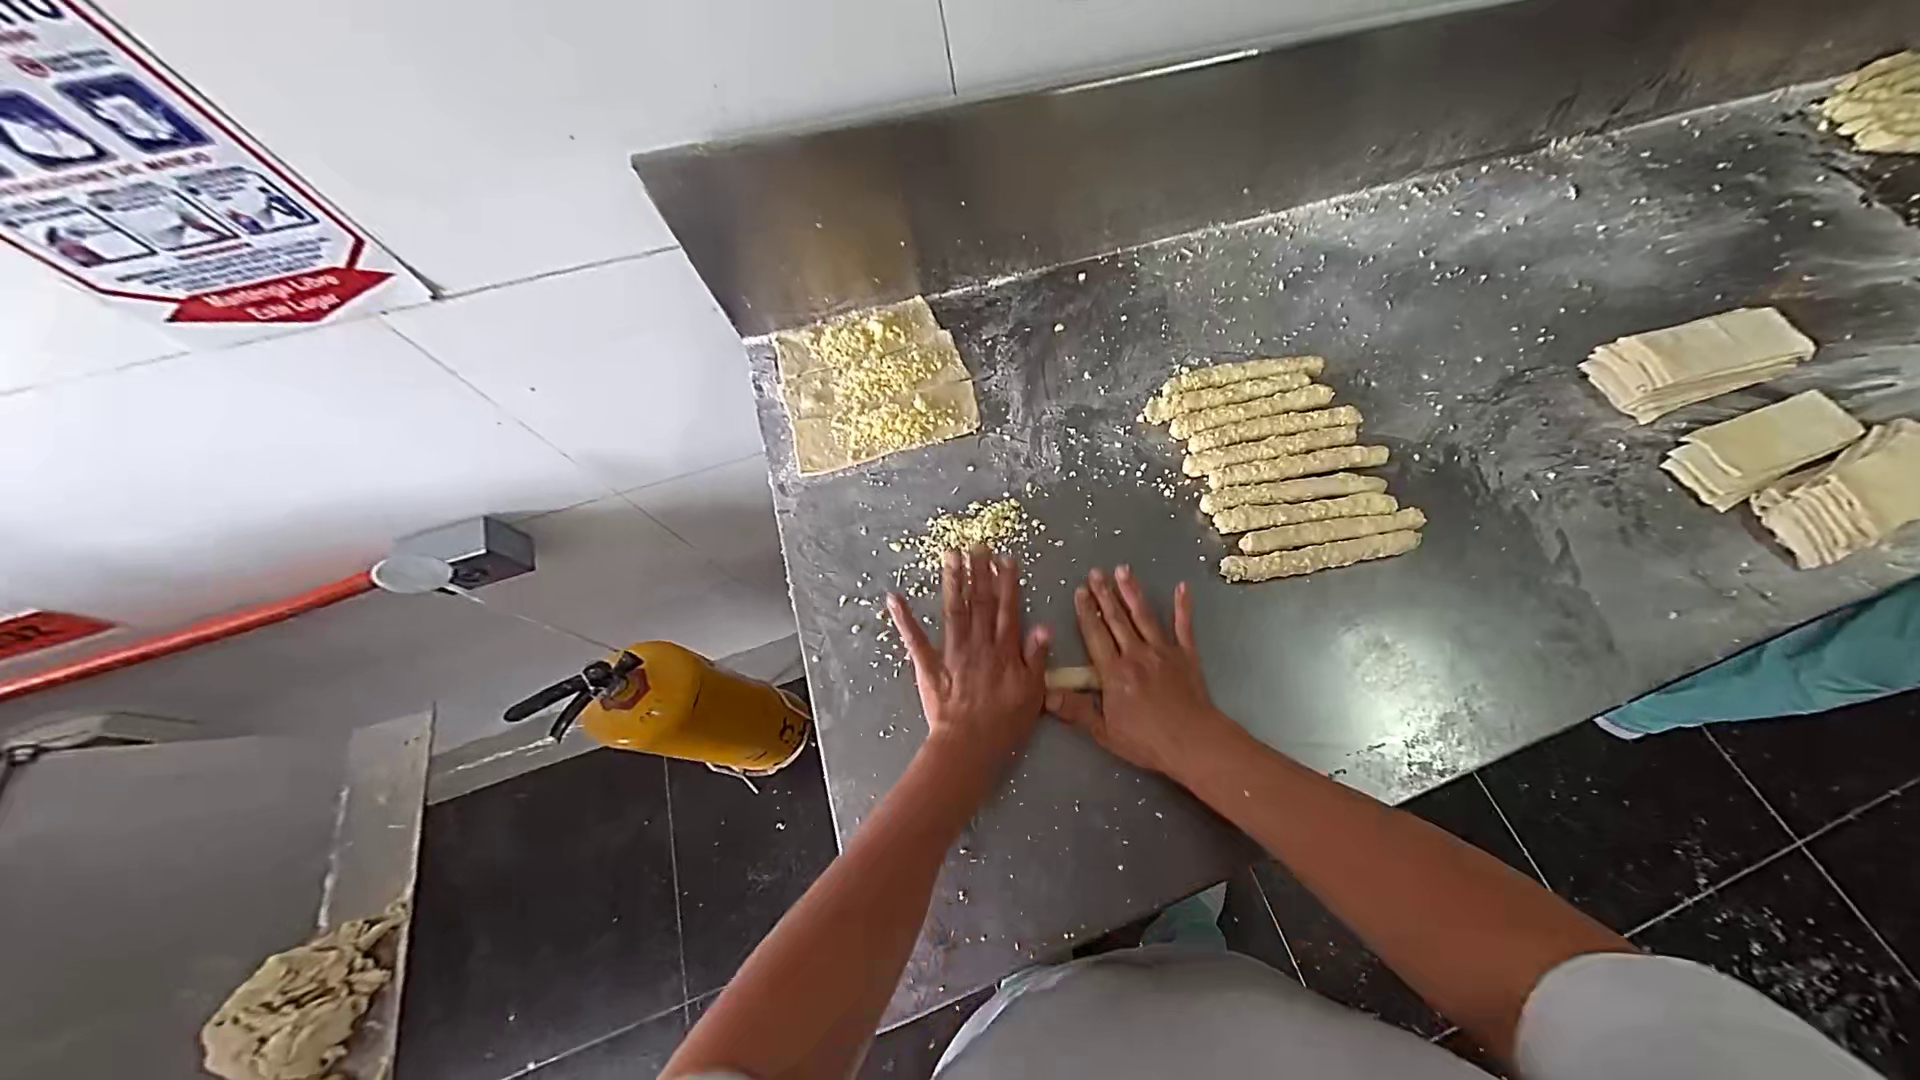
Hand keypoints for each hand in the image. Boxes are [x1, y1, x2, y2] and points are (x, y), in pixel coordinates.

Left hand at [887, 546, 1051, 766]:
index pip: (1007, 608)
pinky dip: (905, 619)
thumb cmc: (1005, 723)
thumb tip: (1043, 626)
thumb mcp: (1033, 692)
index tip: (1004, 558)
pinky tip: (895, 598)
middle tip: (976, 544)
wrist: (970, 745)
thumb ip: (1036, 657)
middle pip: (979, 602)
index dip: (1006, 582)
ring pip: (953, 611)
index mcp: (1004, 649)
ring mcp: (952, 652)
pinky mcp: (928, 666)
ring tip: (950, 555)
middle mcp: (978, 644)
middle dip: (979, 571)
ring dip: (952, 582)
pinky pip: (915, 640)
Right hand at [1047, 566, 1234, 774]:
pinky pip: (1183, 626)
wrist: (1194, 743)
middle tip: (1096, 572)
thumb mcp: (1104, 732)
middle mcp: (1137, 654)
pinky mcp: (1187, 655)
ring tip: (1123, 570)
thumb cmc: (1147, 741)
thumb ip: (1076, 710)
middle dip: (1104, 594)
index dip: (1086, 612)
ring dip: (1132, 592)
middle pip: (1117, 619)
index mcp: (1114, 672)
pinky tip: (1181, 588)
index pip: (1095, 635)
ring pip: (1144, 616)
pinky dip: (1182, 607)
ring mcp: (1164, 651)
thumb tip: (1045, 694)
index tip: (1080, 591)